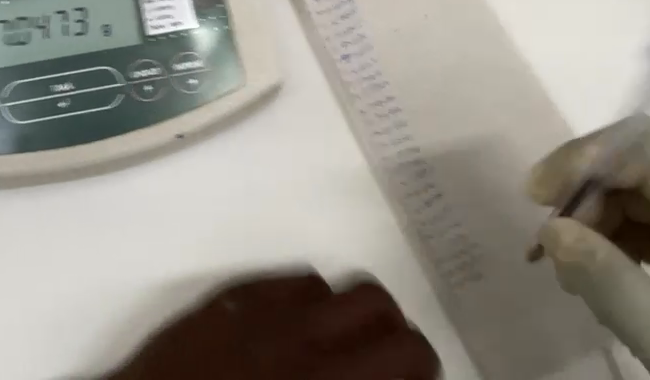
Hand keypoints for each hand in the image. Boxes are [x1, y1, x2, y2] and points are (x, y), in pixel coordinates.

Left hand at [108, 271, 438, 379]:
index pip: (411, 355)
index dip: (421, 369)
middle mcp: (305, 344)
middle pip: (380, 307)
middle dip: (394, 334)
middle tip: (383, 362)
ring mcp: (262, 315)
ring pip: (336, 285)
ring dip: (347, 314)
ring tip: (335, 342)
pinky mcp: (228, 301)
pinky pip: (287, 280)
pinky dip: (303, 301)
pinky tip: (291, 327)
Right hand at [527, 116, 649, 379]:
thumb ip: (619, 294)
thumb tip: (551, 230)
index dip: (587, 157)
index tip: (539, 198)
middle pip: (644, 173)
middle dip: (585, 196)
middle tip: (547, 246)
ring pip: (645, 206)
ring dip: (595, 226)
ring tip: (565, 273)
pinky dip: (616, 253)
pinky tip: (595, 285)